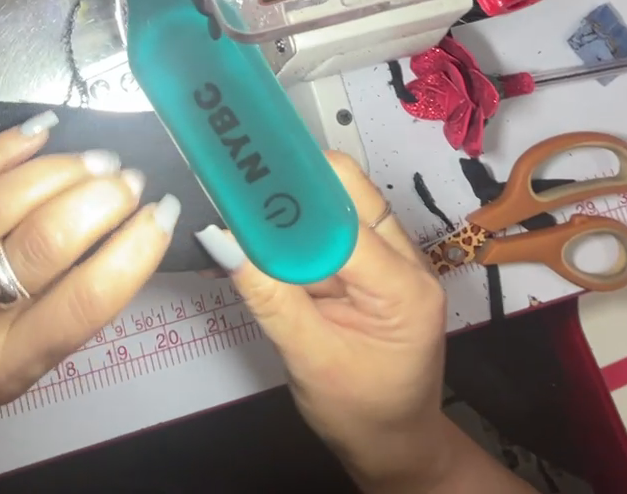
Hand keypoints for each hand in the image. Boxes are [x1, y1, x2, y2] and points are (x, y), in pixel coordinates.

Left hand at [0, 112, 179, 463]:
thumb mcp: (14, 374)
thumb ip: (61, 316)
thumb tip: (118, 241)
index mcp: (8, 361)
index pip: (84, 301)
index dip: (133, 251)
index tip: (160, 215)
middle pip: (45, 242)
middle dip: (99, 200)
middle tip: (127, 180)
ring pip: (3, 202)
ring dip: (60, 170)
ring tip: (95, 160)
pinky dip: (3, 147)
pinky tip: (40, 130)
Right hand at [196, 152, 525, 492]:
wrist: (393, 445)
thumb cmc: (360, 413)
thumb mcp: (308, 359)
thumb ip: (267, 296)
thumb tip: (221, 238)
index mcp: (404, 287)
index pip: (343, 220)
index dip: (293, 197)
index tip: (242, 180)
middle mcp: (404, 260)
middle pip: (346, 192)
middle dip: (291, 184)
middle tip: (238, 182)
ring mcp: (389, 258)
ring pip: (334, 203)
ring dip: (289, 204)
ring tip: (240, 206)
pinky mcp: (369, 262)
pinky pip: (327, 227)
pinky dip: (292, 228)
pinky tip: (258, 235)